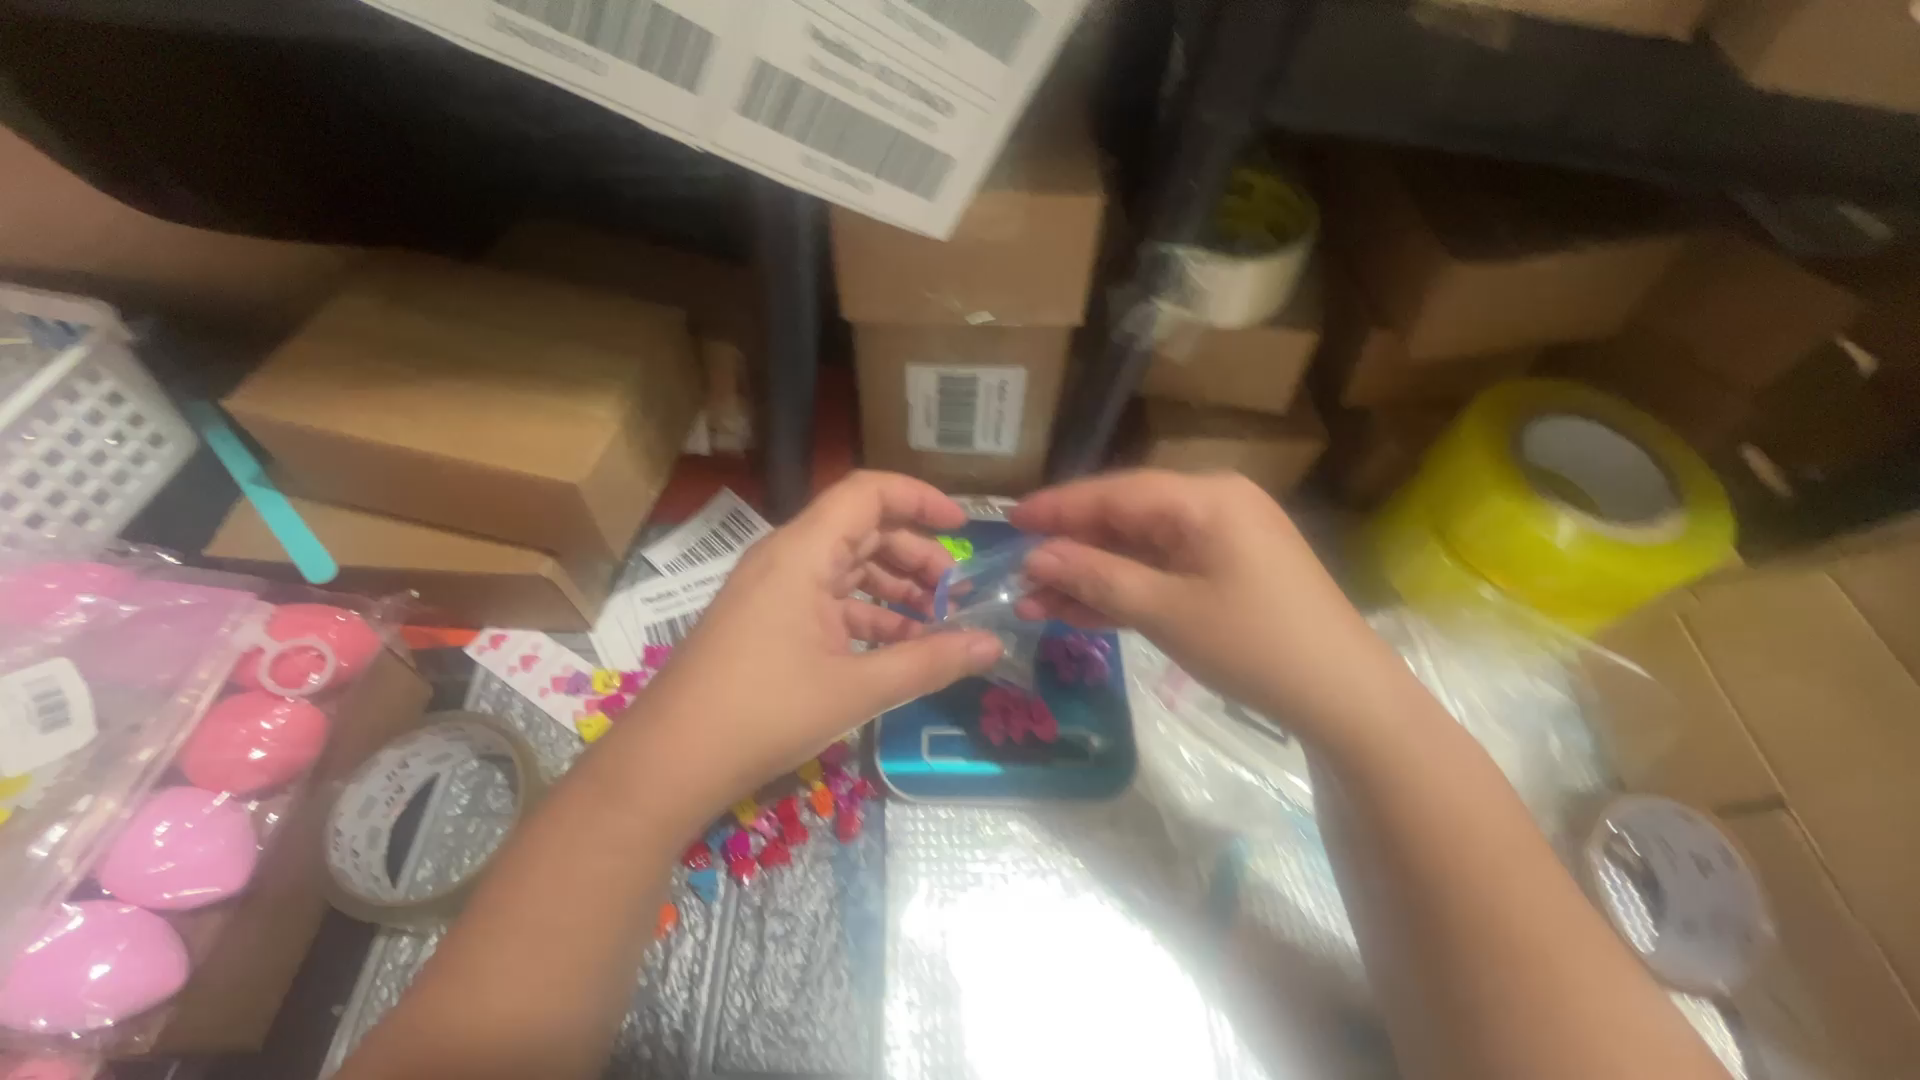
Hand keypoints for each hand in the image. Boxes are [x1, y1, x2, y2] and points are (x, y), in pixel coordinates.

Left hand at [632, 472, 1001, 809]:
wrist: (669, 761)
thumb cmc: (764, 712)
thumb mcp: (857, 688)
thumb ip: (930, 662)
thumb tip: (994, 645)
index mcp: (803, 552)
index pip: (868, 492)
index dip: (920, 499)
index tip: (964, 527)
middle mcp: (786, 557)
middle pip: (863, 530)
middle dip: (916, 556)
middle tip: (956, 595)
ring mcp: (773, 590)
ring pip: (847, 568)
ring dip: (895, 590)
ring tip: (936, 626)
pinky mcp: (766, 621)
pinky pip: (828, 601)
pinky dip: (866, 617)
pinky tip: (898, 651)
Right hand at [1011, 470, 1393, 733]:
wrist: (1344, 697)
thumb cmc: (1254, 645)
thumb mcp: (1166, 611)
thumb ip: (1096, 577)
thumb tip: (1035, 557)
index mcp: (1205, 498)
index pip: (1115, 493)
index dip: (1058, 509)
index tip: (1009, 522)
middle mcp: (1213, 506)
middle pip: (1125, 519)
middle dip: (1070, 551)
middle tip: (1018, 576)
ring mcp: (1222, 540)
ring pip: (1140, 550)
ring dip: (1092, 576)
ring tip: (1037, 604)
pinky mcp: (1226, 573)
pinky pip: (1163, 571)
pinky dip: (1125, 590)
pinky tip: (1080, 611)